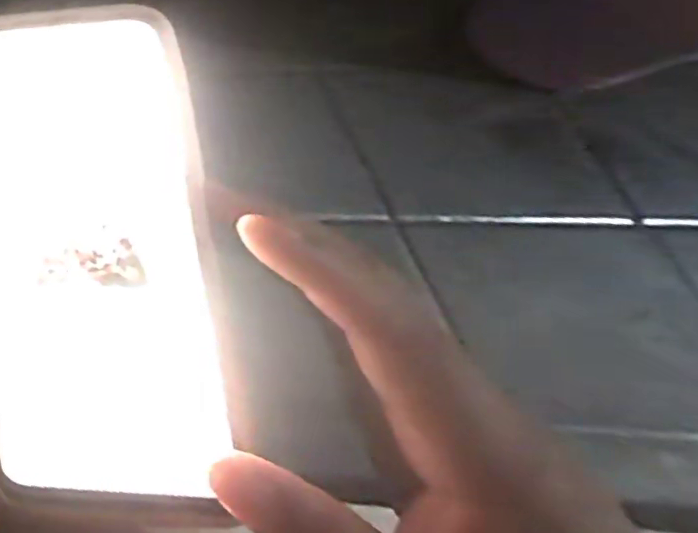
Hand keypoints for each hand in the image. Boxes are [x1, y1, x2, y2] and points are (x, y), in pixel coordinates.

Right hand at [208, 191, 636, 532]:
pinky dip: (331, 287)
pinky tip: (292, 285)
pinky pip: (386, 326)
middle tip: (217, 198)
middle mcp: (480, 402)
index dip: (317, 269)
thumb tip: (218, 468)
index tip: (250, 223)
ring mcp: (475, 403)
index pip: (387, 328)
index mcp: (479, 442)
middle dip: (301, 234)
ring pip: (387, 300)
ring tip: (241, 222)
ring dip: (314, 252)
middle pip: (383, 290)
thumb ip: (317, 527)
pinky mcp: (462, 415)